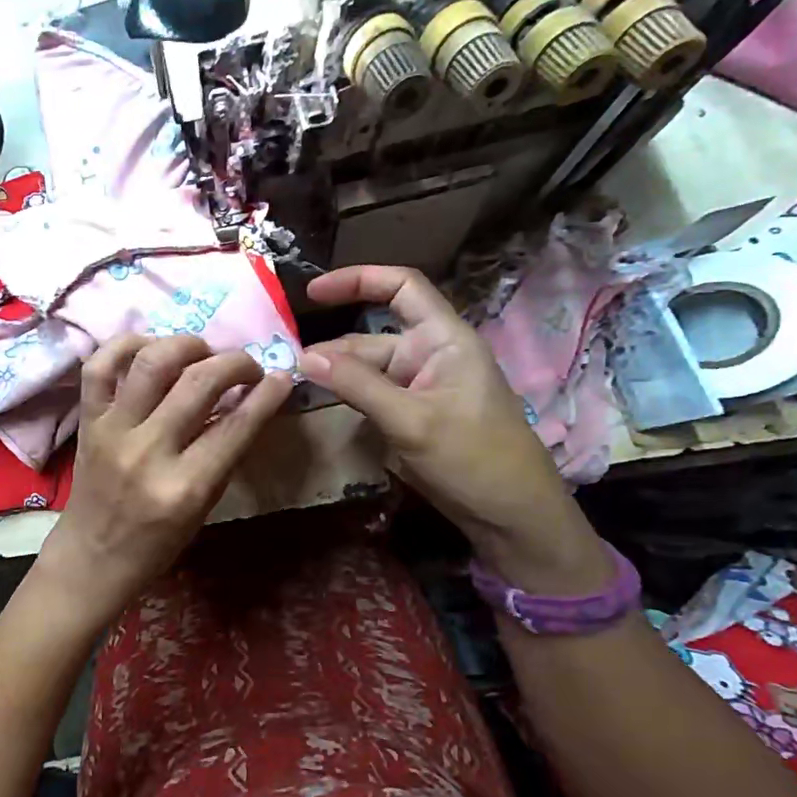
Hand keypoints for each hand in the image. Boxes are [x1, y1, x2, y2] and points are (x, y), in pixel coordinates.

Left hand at [36, 334, 294, 625]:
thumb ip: (226, 454)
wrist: (92, 558)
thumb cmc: (157, 543)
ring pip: (152, 361)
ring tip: (202, 353)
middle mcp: (148, 452)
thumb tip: (249, 400)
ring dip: (187, 345)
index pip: (237, 425)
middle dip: (235, 362)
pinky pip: (99, 365)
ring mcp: (112, 431)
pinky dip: (127, 345)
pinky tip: (151, 348)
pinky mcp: (86, 420)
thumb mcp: (204, 507)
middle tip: (247, 367)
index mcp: (185, 487)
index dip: (267, 394)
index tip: (281, 377)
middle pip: (199, 381)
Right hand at [301, 266, 611, 594]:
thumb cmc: (474, 458)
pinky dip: (347, 397)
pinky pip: (372, 396)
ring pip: (367, 370)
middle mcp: (431, 355)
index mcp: (443, 339)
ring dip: (335, 376)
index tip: (312, 292)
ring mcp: (421, 388)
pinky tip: (320, 404)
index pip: (401, 288)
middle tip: (286, 367)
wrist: (511, 515)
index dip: (358, 280)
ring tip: (295, 385)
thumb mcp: (411, 420)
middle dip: (332, 349)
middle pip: (371, 338)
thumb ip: (357, 385)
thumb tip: (304, 357)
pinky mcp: (413, 416)